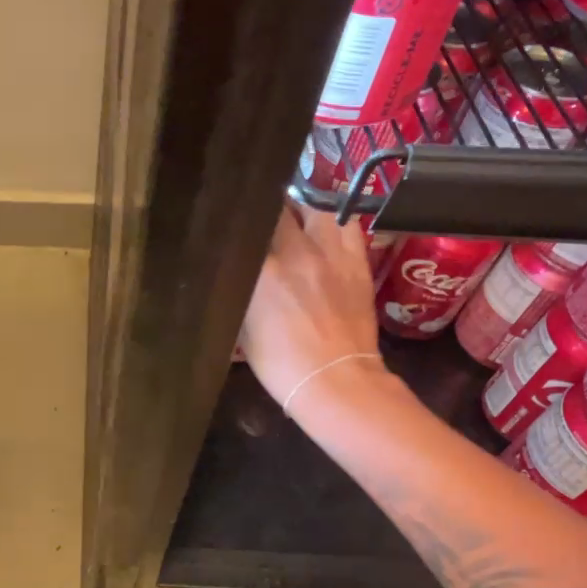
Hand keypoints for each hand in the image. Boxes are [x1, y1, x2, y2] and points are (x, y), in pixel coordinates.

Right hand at [239, 204, 390, 416]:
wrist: (336, 381)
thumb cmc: (280, 362)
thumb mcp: (242, 324)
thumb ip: (239, 288)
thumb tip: (233, 267)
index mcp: (261, 269)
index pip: (246, 222)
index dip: (238, 215)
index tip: (229, 215)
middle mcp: (296, 251)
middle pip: (278, 207)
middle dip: (265, 206)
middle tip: (258, 213)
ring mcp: (331, 253)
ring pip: (315, 207)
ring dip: (301, 207)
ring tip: (292, 213)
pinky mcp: (357, 261)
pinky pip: (347, 225)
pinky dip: (333, 220)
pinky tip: (324, 226)